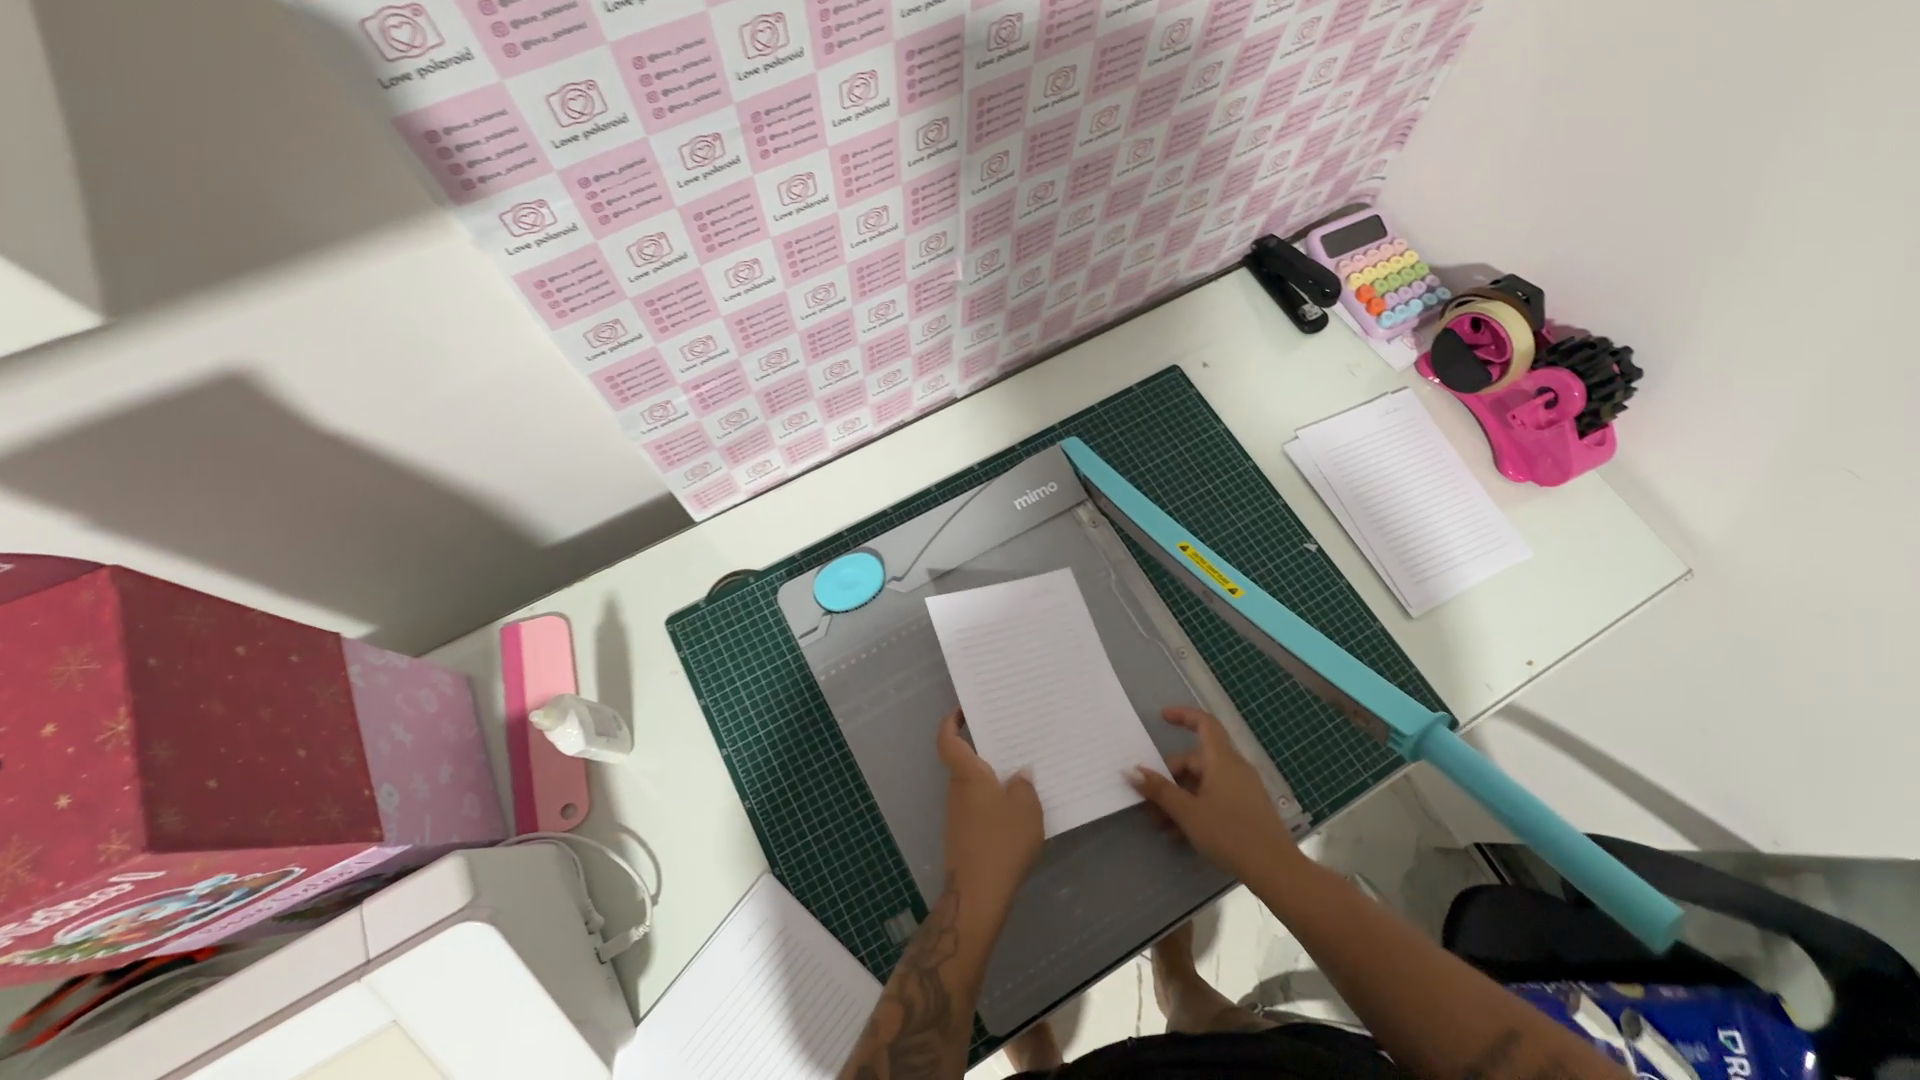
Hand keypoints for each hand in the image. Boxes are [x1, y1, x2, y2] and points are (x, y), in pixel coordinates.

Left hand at [937, 709, 1043, 913]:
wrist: (979, 892)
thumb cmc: (1002, 842)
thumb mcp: (1026, 809)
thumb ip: (1024, 786)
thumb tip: (1020, 774)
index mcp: (968, 776)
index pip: (948, 740)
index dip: (951, 722)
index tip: (964, 710)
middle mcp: (958, 790)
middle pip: (964, 761)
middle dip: (983, 749)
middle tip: (1011, 738)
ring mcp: (958, 814)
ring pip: (973, 785)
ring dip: (991, 777)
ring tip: (1022, 771)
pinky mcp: (964, 834)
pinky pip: (979, 805)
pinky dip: (993, 800)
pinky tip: (1017, 808)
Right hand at [1128, 706, 1300, 880]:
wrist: (1274, 869)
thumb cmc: (1229, 833)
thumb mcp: (1187, 812)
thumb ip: (1159, 790)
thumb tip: (1131, 770)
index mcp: (1222, 760)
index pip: (1204, 724)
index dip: (1183, 715)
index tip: (1161, 717)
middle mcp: (1234, 768)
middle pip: (1194, 762)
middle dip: (1168, 780)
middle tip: (1149, 805)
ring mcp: (1242, 789)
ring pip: (1202, 785)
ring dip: (1178, 800)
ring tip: (1162, 827)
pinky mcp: (1246, 808)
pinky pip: (1214, 798)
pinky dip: (1195, 809)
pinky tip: (1180, 835)